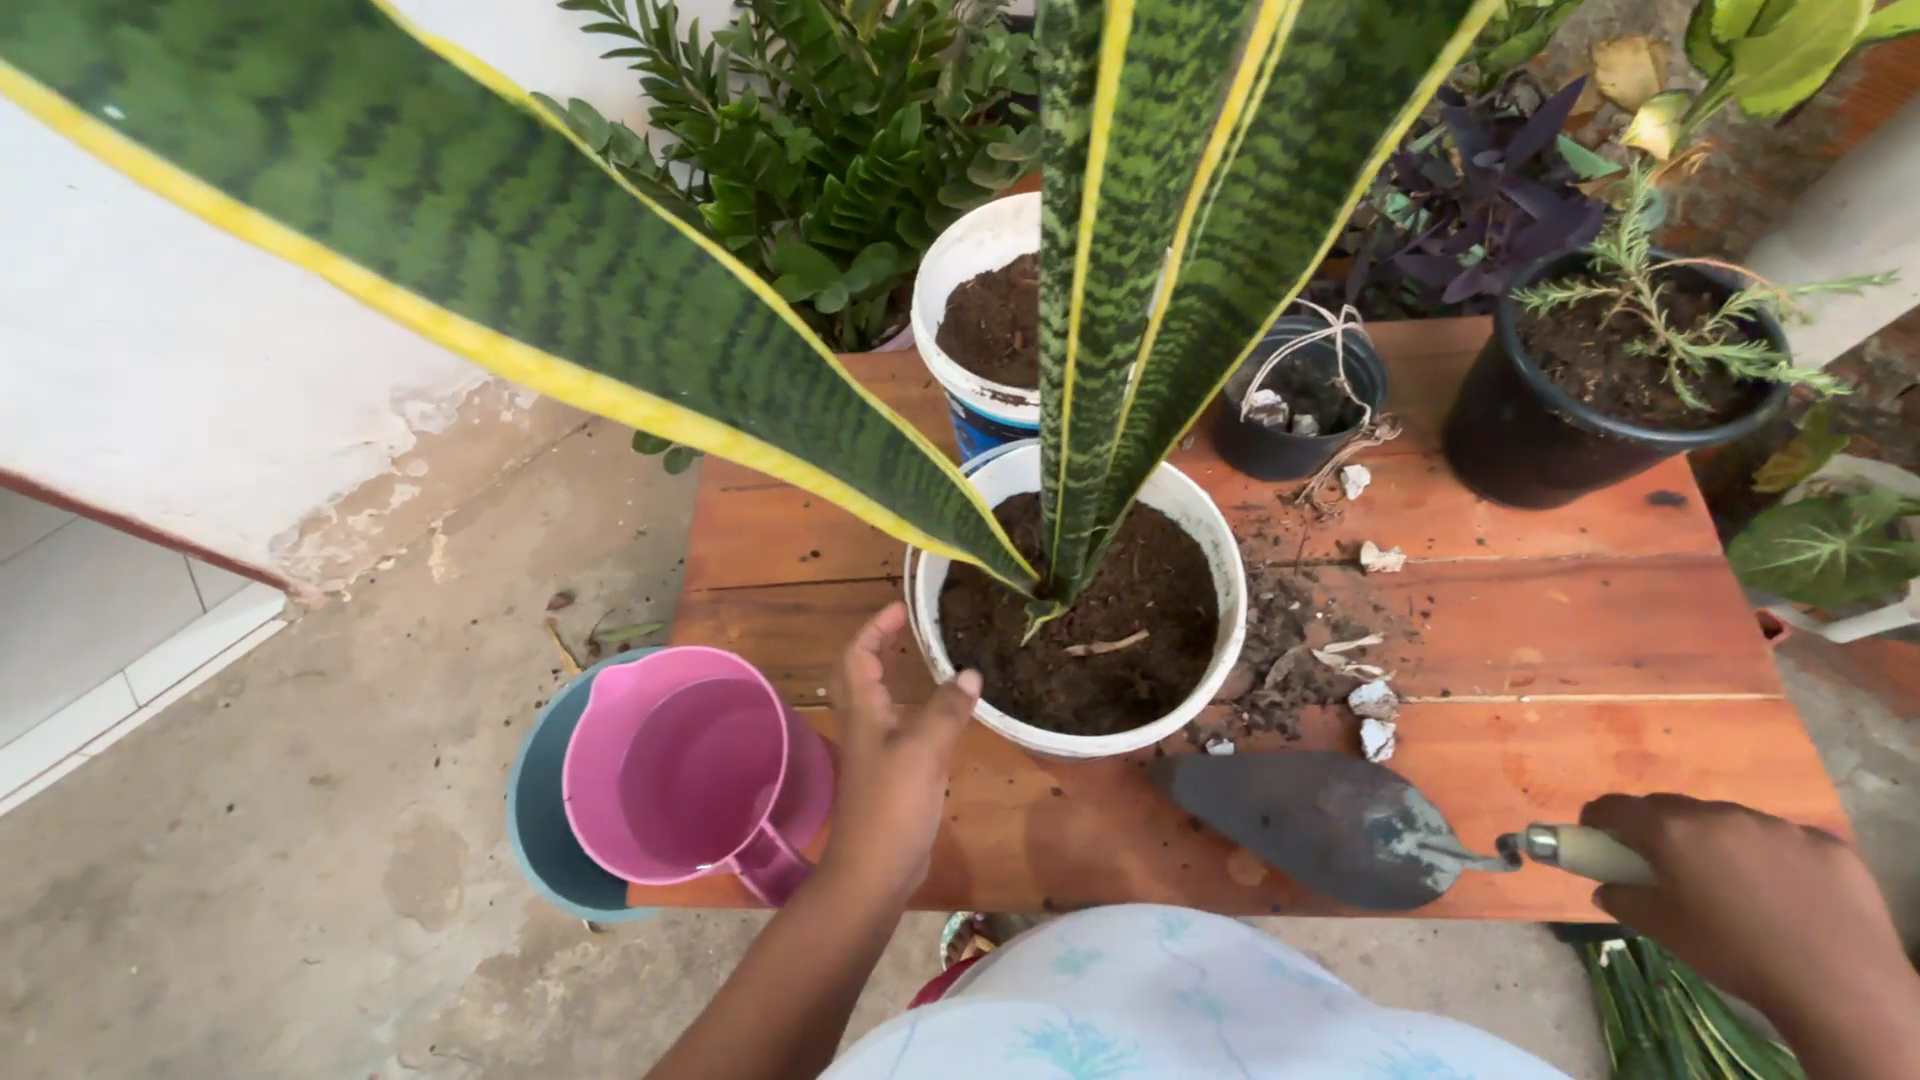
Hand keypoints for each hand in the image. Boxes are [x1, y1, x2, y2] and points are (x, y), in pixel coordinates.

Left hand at [819, 602, 979, 901]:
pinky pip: (900, 727)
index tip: (901, 609)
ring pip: (879, 701)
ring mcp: (876, 751)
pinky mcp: (891, 774)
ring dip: (895, 676)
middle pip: (858, 674)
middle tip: (906, 629)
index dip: (875, 628)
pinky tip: (945, 715)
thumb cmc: (892, 804)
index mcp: (863, 712)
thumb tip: (971, 672)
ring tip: (929, 661)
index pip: (858, 655)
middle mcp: (864, 725)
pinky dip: (916, 709)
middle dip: (876, 646)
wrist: (874, 870)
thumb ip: (947, 709)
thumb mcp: (924, 750)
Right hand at [1582, 794, 1918, 1023]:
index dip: (1598, 820)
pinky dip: (1771, 856)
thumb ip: (1622, 898)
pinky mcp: (1827, 844)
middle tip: (1664, 863)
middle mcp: (1718, 815)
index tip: (1598, 838)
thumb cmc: (1732, 953)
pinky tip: (1784, 891)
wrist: (1841, 989)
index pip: (1614, 807)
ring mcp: (1778, 826)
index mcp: (1670, 830)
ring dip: (1716, 839)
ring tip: (1731, 881)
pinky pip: (1784, 839)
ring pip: (1728, 820)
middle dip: (1658, 828)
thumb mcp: (1660, 928)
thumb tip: (1606, 888)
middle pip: (1671, 808)